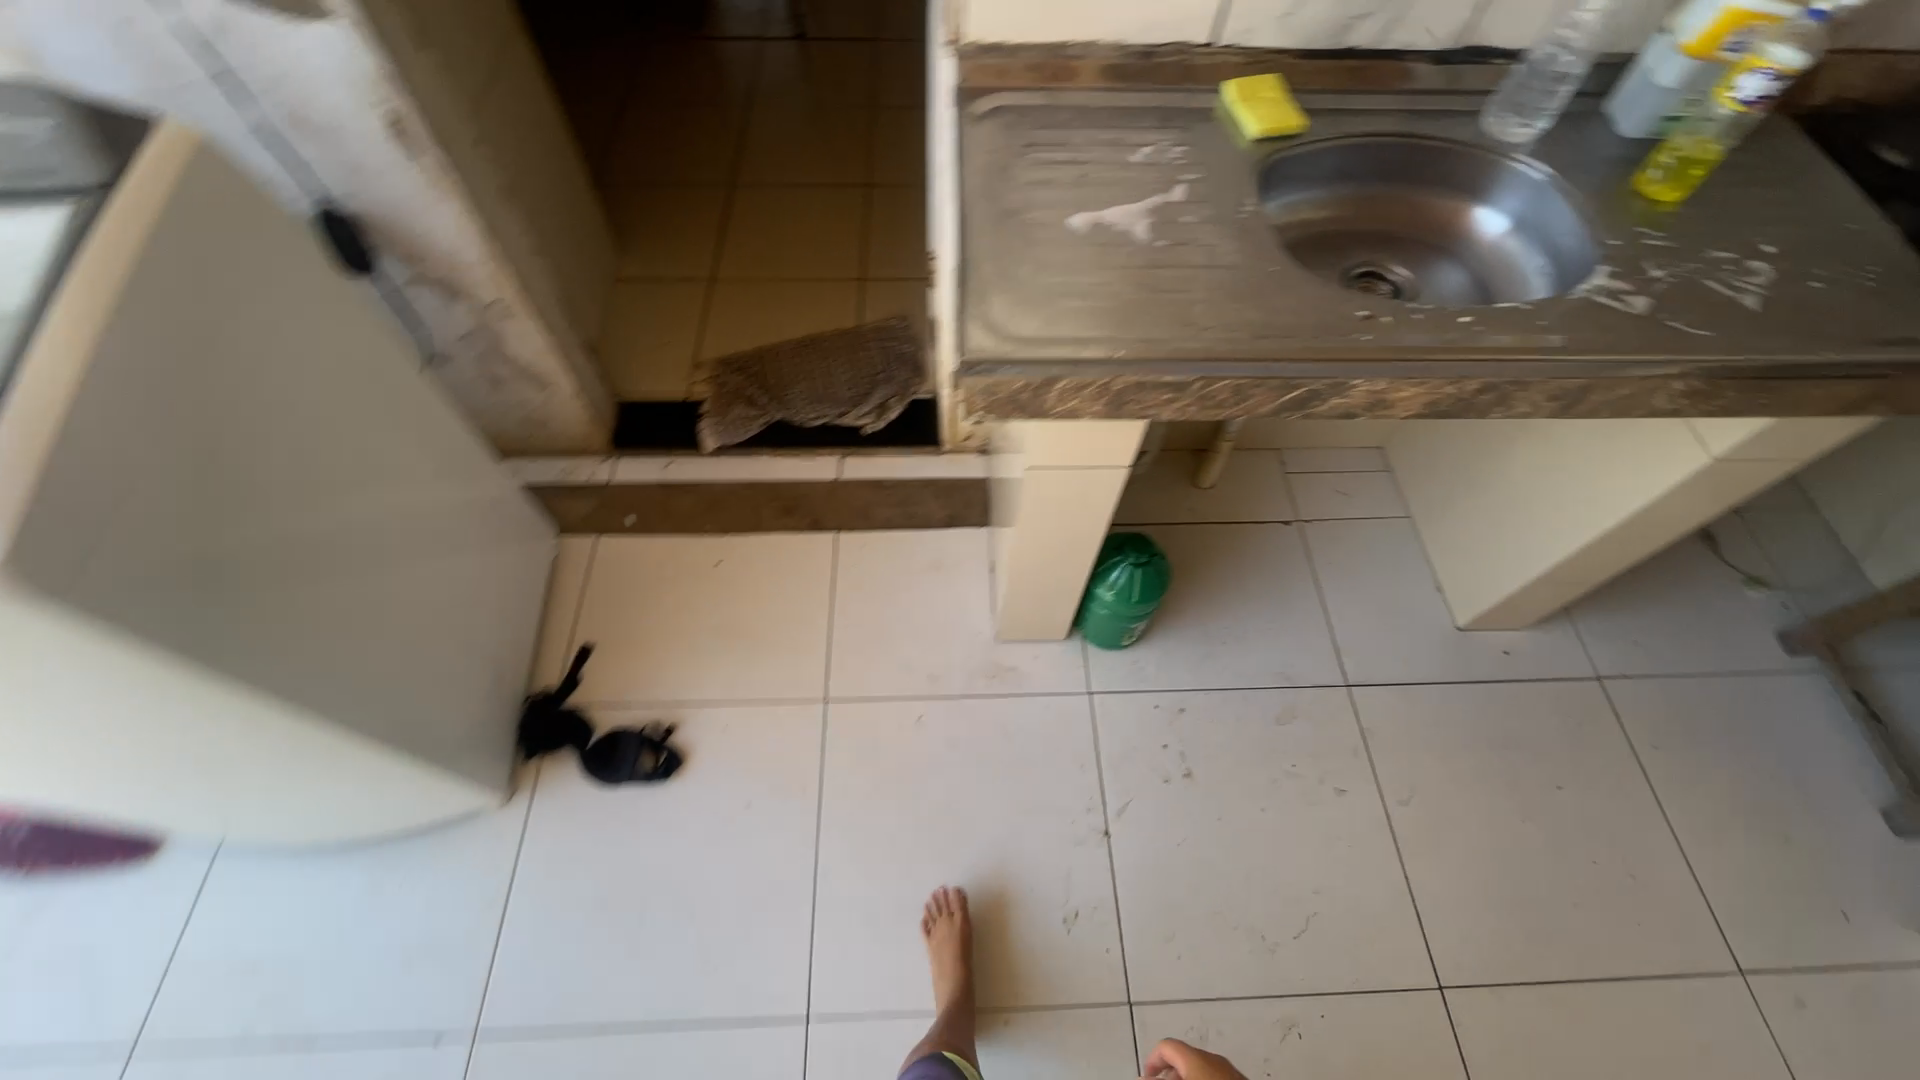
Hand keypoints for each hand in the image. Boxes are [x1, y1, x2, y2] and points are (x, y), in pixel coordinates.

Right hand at [1142, 1038, 1248, 1079]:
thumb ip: (1159, 1079)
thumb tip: (1142, 1077)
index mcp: (1196, 1056)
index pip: (1166, 1045)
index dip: (1152, 1060)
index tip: (1146, 1076)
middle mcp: (1213, 1057)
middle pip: (1183, 1056)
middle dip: (1169, 1072)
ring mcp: (1230, 1069)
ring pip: (1200, 1067)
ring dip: (1186, 1077)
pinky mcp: (1239, 1079)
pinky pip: (1214, 1074)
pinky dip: (1202, 1079)